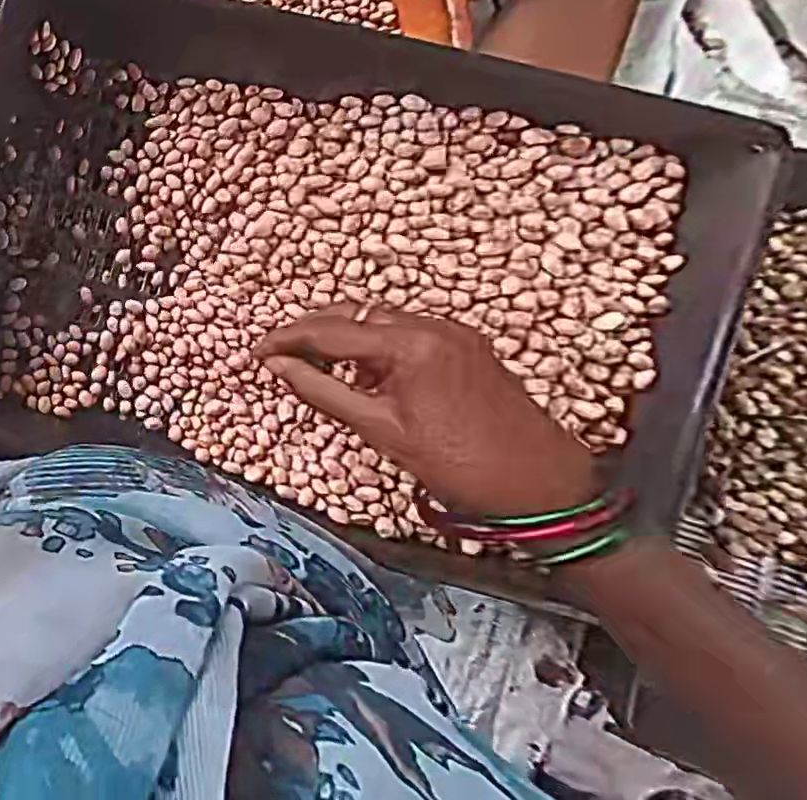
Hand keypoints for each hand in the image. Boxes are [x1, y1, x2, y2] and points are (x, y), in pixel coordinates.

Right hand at [254, 304, 598, 517]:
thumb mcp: (379, 429)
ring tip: (307, 359)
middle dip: (308, 331)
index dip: (285, 340)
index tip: (256, 352)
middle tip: (276, 352)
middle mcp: (433, 327)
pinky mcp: (465, 347)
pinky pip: (401, 332)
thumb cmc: (460, 465)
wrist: (550, 492)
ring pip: (375, 320)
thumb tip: (275, 366)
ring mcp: (453, 334)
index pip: (329, 331)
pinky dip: (368, 344)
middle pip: (351, 314)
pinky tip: (354, 370)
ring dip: (337, 335)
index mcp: (411, 344)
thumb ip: (320, 390)